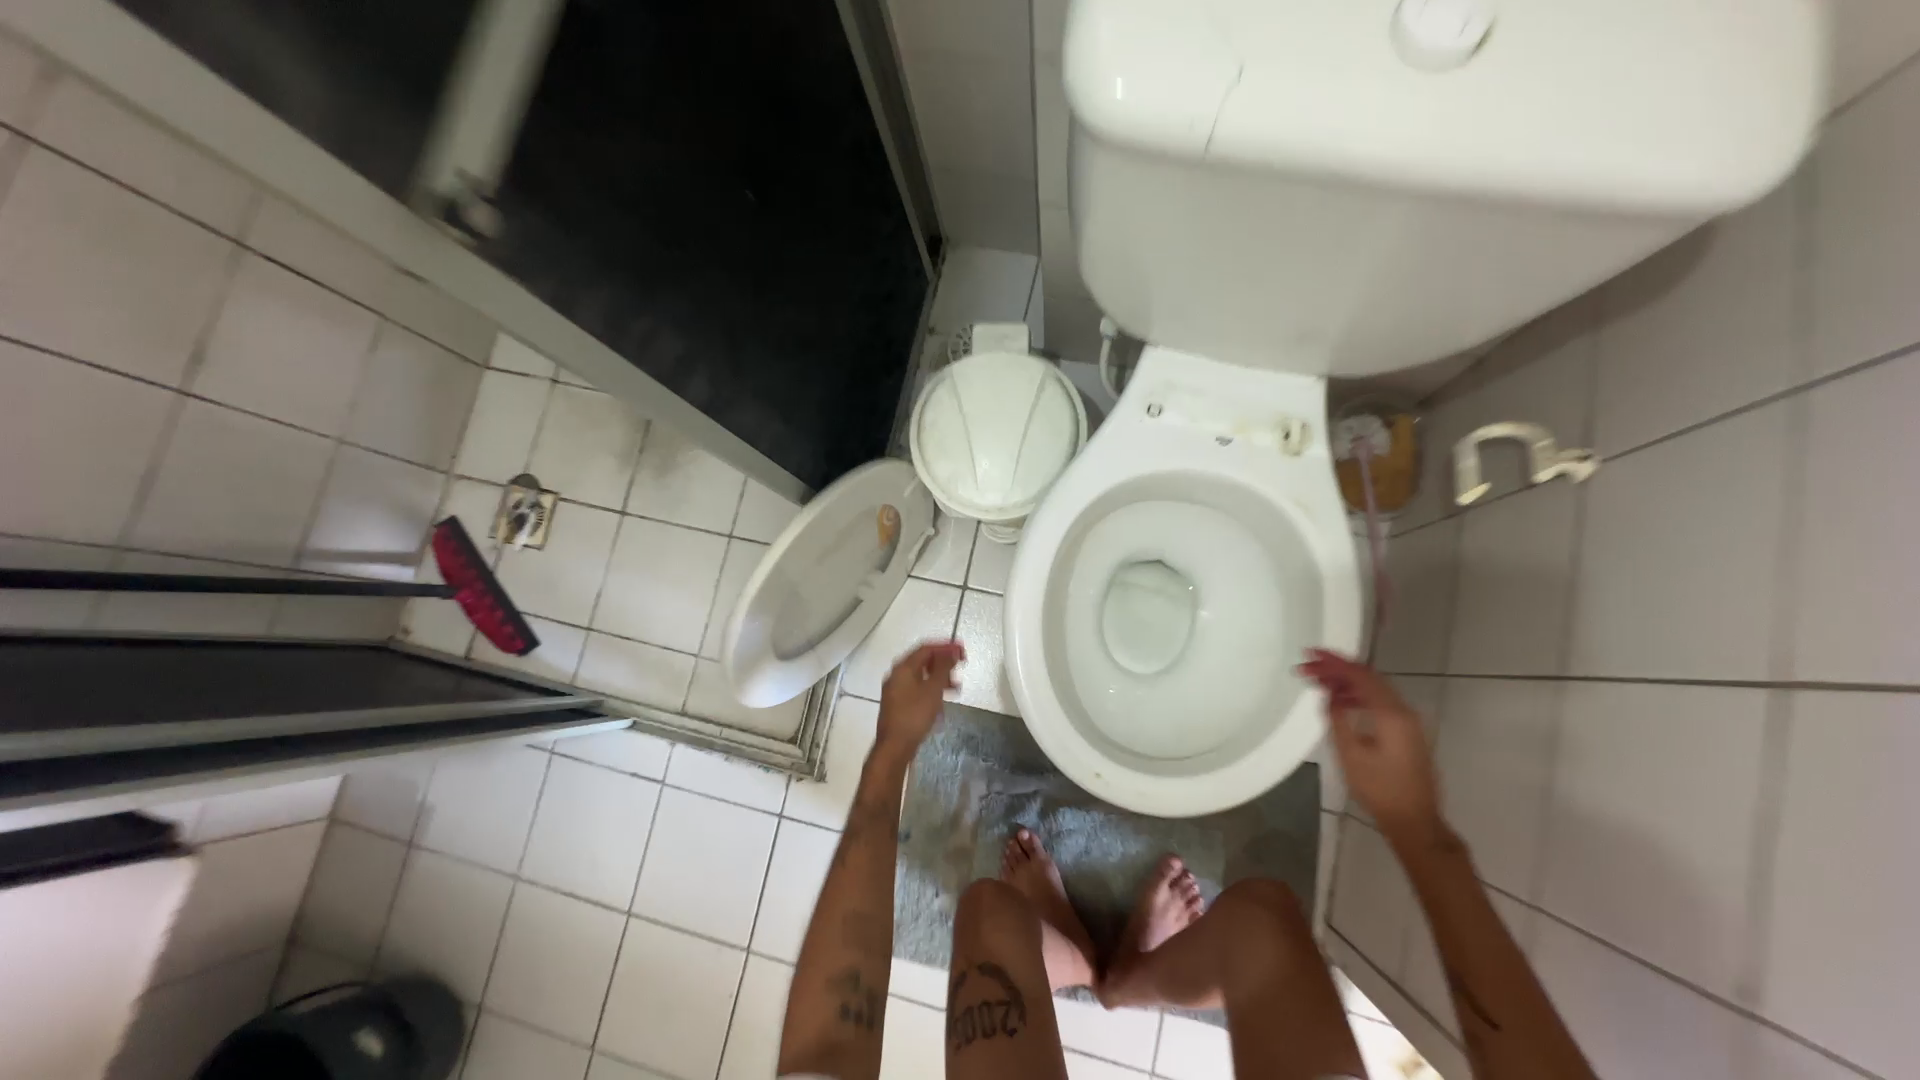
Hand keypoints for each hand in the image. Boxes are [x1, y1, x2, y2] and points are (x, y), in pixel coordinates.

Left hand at [874, 640, 965, 760]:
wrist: (894, 746)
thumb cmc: (915, 715)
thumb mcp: (933, 690)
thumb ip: (944, 668)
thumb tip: (951, 652)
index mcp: (903, 668)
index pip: (926, 648)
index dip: (945, 647)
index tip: (962, 651)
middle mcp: (897, 675)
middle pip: (922, 661)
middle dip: (943, 663)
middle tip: (960, 667)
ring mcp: (895, 690)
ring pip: (920, 676)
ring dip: (939, 678)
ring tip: (955, 687)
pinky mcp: (898, 704)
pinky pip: (917, 689)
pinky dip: (931, 689)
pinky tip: (941, 701)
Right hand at [1297, 648, 1442, 838]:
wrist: (1415, 821)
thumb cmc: (1380, 790)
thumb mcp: (1350, 754)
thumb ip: (1338, 718)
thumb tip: (1330, 695)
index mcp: (1391, 714)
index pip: (1359, 675)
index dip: (1333, 662)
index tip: (1308, 655)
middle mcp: (1403, 711)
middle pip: (1368, 678)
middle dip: (1337, 669)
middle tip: (1308, 666)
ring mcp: (1408, 722)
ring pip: (1374, 690)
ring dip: (1347, 683)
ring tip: (1319, 682)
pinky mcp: (1406, 733)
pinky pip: (1380, 702)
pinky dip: (1358, 696)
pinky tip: (1341, 702)